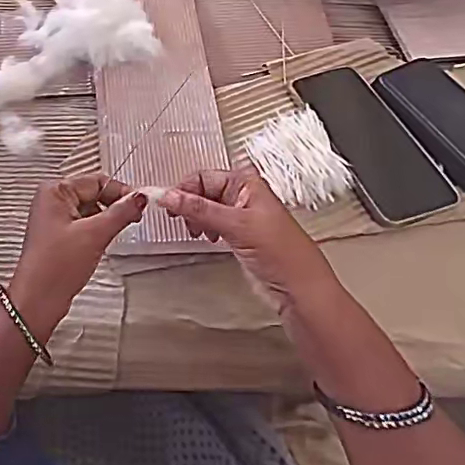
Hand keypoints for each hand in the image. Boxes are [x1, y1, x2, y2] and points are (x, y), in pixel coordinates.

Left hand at [5, 176, 146, 330]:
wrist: (39, 298)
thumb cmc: (53, 267)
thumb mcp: (94, 234)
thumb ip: (121, 212)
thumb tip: (137, 198)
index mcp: (54, 191)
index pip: (97, 180)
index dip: (120, 191)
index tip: (139, 204)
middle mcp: (52, 201)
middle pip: (95, 193)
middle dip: (115, 206)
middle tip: (132, 218)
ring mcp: (55, 219)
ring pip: (92, 210)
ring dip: (107, 220)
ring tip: (113, 233)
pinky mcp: (60, 236)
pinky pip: (86, 224)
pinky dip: (99, 231)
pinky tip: (102, 243)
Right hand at [158, 168, 339, 312]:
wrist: (298, 287)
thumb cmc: (283, 252)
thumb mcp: (235, 224)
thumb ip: (199, 209)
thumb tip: (170, 196)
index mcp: (247, 183)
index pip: (204, 177)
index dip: (184, 189)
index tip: (166, 203)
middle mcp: (243, 196)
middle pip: (202, 191)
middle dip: (188, 204)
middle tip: (179, 218)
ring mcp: (240, 216)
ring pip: (205, 208)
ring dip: (195, 218)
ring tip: (196, 230)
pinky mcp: (238, 234)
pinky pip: (212, 223)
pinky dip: (204, 228)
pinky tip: (207, 237)